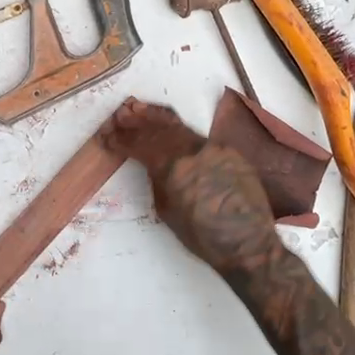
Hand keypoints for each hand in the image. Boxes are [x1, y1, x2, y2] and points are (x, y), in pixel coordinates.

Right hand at [101, 98, 280, 272]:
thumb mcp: (166, 210)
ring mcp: (215, 148)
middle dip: (136, 121)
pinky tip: (173, 132)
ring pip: (181, 127)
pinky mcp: (231, 153)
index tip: (107, 136)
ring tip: (141, 109)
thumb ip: (157, 180)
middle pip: (158, 128)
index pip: (139, 145)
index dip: (120, 140)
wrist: (247, 244)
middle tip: (121, 114)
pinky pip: (201, 138)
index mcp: (173, 167)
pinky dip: (182, 132)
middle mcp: (194, 150)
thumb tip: (154, 165)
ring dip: (158, 118)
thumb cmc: (202, 237)